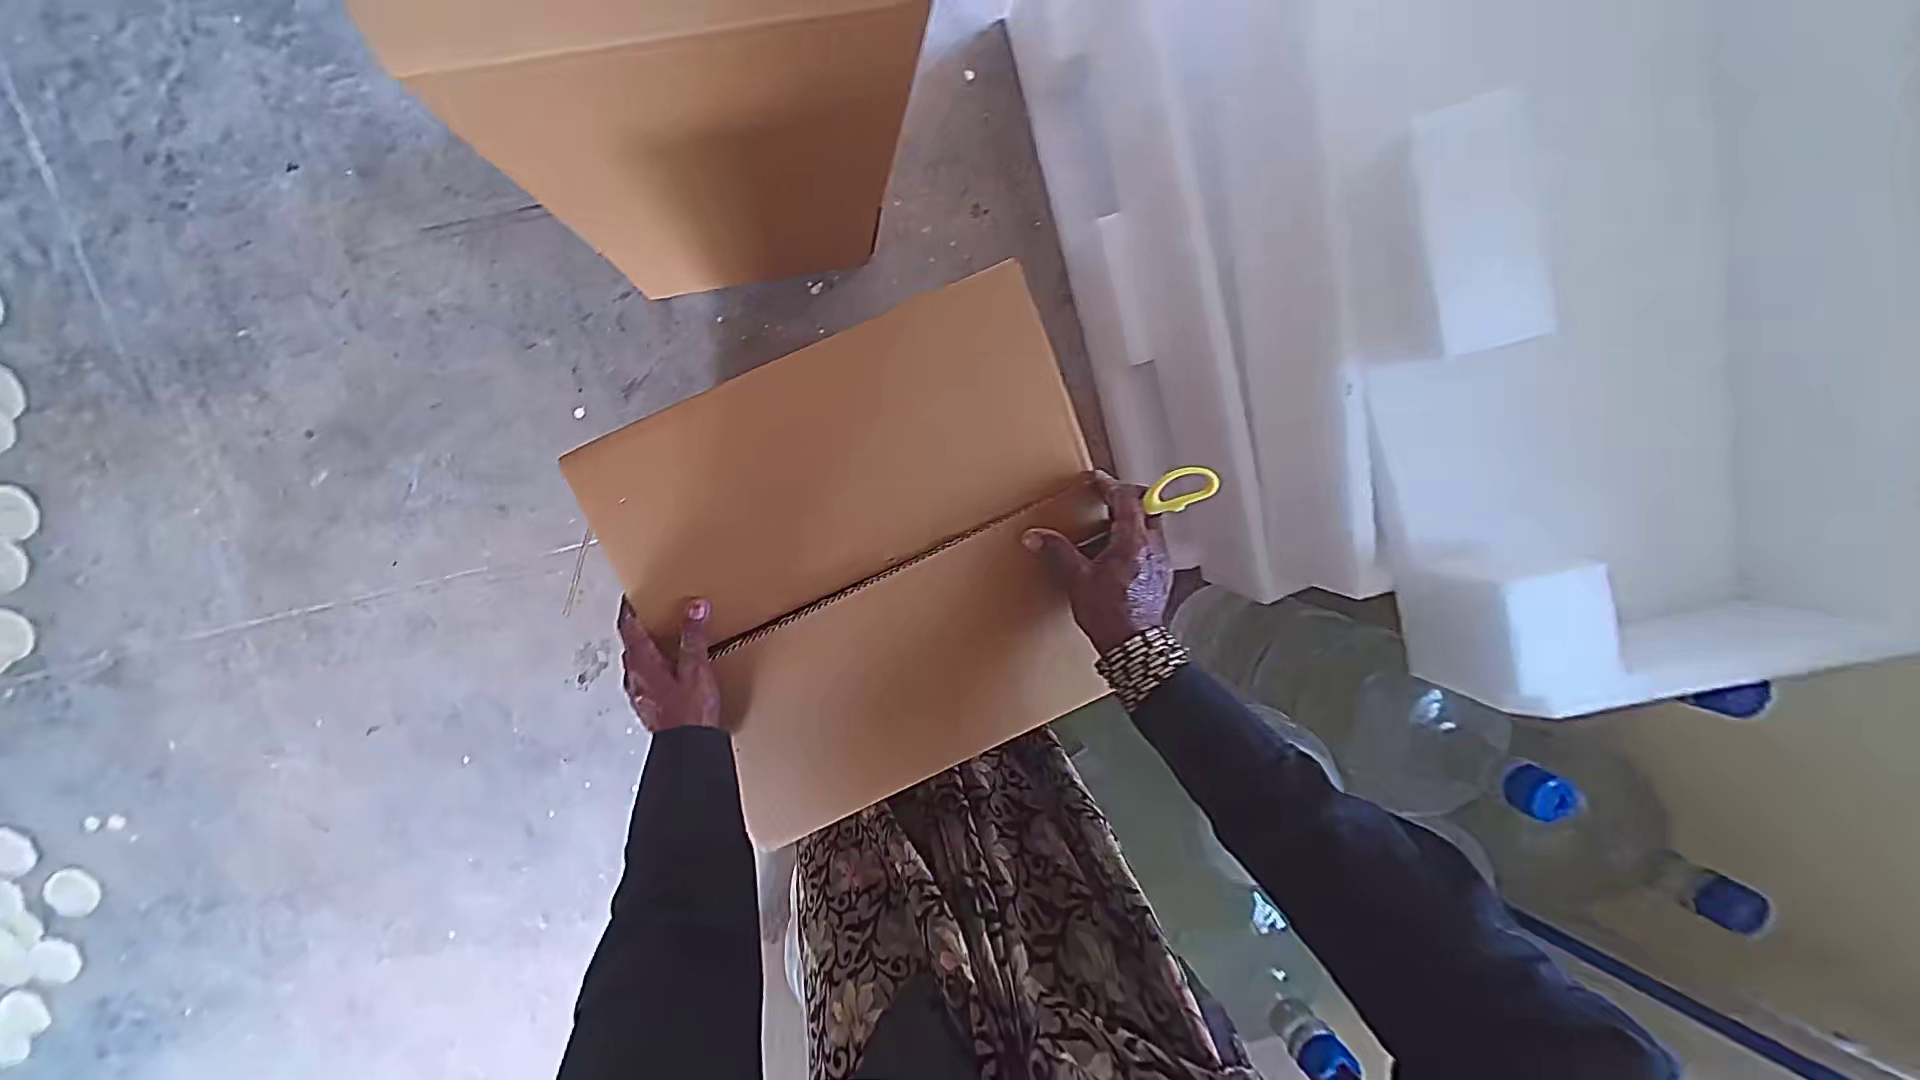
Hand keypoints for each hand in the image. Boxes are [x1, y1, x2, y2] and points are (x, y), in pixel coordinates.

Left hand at [617, 596, 728, 732]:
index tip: (629, 597)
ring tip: (661, 641)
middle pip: (631, 646)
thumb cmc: (689, 712)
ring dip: (645, 650)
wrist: (686, 749)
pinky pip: (645, 680)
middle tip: (648, 615)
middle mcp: (635, 678)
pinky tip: (668, 673)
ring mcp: (639, 694)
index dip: (629, 611)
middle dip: (637, 629)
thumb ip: (694, 638)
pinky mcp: (649, 707)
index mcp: (643, 663)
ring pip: (637, 664)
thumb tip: (694, 607)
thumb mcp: (696, 669)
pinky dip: (652, 668)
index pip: (629, 629)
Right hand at [1023, 471, 1172, 653]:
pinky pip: (1152, 547)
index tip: (1097, 480)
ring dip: (1132, 520)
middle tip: (1108, 498)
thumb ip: (1057, 552)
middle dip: (1128, 498)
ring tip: (1108, 528)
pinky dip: (1136, 541)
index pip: (1127, 498)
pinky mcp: (1161, 576)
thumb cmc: (1110, 614)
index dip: (1110, 485)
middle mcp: (1153, 547)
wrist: (1132, 644)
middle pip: (1148, 507)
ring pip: (1152, 527)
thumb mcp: (1077, 579)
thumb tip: (1036, 537)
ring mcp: (1161, 562)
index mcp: (1133, 541)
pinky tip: (1117, 556)